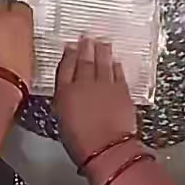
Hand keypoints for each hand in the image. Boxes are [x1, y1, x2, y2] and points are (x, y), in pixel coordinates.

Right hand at [53, 37, 139, 165]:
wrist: (106, 147)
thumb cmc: (81, 142)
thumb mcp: (63, 121)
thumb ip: (66, 103)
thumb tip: (71, 96)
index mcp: (65, 93)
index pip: (65, 68)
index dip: (68, 56)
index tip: (71, 46)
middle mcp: (84, 84)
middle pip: (84, 61)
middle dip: (86, 48)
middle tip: (87, 37)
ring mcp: (105, 85)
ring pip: (103, 63)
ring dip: (102, 51)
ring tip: (102, 42)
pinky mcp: (122, 90)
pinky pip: (118, 73)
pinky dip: (116, 66)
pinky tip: (116, 61)